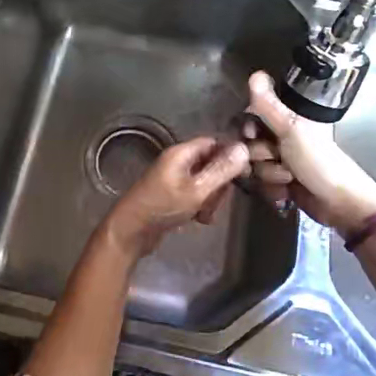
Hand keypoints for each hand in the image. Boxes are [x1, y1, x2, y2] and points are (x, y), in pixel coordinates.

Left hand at [99, 136, 250, 260]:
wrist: (130, 232)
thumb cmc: (162, 207)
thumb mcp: (197, 190)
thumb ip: (221, 170)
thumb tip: (244, 149)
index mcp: (181, 153)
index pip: (214, 142)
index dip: (230, 155)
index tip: (244, 172)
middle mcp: (177, 161)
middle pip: (211, 163)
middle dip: (219, 183)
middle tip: (217, 202)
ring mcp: (173, 178)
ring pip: (205, 181)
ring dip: (211, 198)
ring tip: (205, 214)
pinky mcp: (171, 194)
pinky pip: (194, 194)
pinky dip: (200, 205)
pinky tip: (199, 219)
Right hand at [242, 71, 375, 235]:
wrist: (338, 202)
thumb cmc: (318, 161)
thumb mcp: (291, 129)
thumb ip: (268, 105)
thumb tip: (255, 74)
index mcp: (287, 119)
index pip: (251, 118)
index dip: (248, 128)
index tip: (254, 134)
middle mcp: (281, 138)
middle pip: (248, 145)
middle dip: (261, 156)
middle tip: (279, 157)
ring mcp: (281, 162)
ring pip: (254, 167)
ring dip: (270, 175)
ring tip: (290, 177)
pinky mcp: (280, 184)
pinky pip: (261, 186)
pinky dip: (273, 190)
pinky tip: (287, 192)